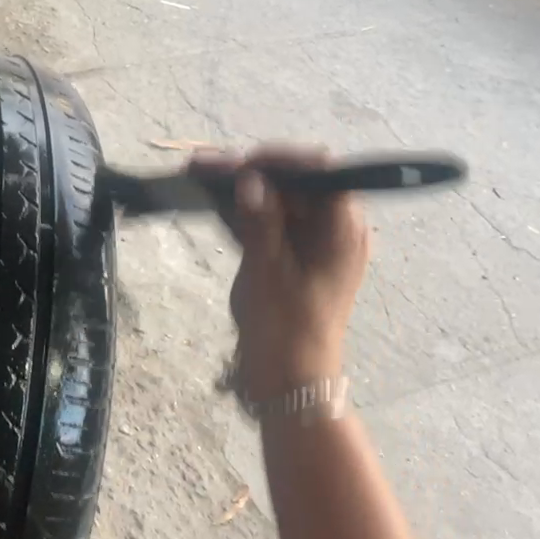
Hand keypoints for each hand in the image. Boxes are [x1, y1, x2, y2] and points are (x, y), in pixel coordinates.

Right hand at [193, 146, 370, 400]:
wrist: (289, 379)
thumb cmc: (285, 327)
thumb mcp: (268, 270)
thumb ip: (262, 221)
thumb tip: (249, 179)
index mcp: (342, 229)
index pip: (321, 172)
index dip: (282, 159)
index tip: (240, 161)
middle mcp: (332, 230)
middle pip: (293, 184)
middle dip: (250, 171)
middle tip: (205, 165)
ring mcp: (309, 244)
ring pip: (274, 202)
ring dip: (238, 189)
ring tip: (197, 174)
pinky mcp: (288, 258)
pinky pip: (265, 224)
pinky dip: (240, 213)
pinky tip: (208, 201)